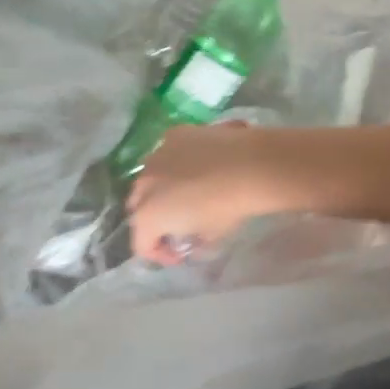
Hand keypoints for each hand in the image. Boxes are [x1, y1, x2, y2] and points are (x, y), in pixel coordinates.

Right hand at [127, 123, 307, 263]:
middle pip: (139, 206)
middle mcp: (143, 183)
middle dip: (155, 217)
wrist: (250, 166)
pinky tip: (199, 161)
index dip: (160, 254)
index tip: (179, 254)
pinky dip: (177, 160)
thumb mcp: (211, 234)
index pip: (142, 244)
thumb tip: (193, 238)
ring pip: (150, 175)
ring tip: (187, 188)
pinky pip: (168, 152)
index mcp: (148, 215)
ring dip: (162, 186)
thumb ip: (194, 239)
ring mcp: (157, 155)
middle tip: (178, 221)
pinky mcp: (175, 134)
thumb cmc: (229, 207)